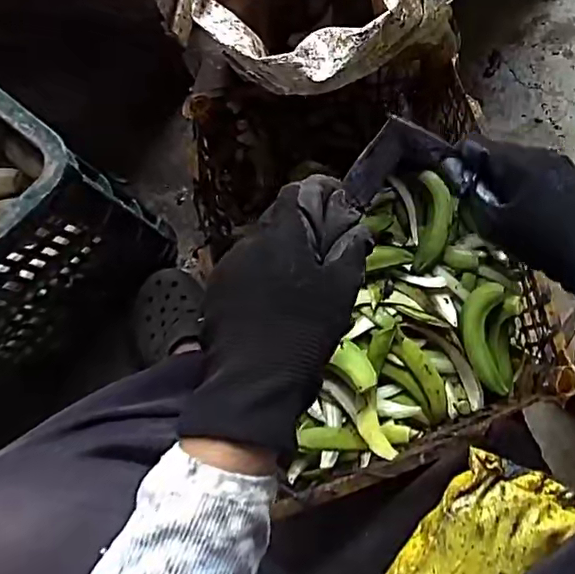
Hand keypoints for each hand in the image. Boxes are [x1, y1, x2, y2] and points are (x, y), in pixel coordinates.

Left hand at [176, 175, 372, 457]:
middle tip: (326, 250)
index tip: (338, 208)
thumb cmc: (305, 330)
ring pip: (261, 244)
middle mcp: (250, 242)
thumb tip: (358, 228)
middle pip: (279, 217)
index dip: (320, 193)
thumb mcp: (341, 287)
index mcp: (282, 234)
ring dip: (282, 251)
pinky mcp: (216, 291)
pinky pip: (245, 268)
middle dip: (303, 226)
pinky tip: (276, 300)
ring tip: (302, 280)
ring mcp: (228, 267)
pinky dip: (263, 273)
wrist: (253, 382)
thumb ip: (351, 249)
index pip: (298, 191)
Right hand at [455, 136, 574, 335]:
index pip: (475, 144)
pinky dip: (532, 186)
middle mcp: (538, 152)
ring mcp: (560, 162)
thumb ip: (472, 195)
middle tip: (480, 199)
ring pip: (524, 163)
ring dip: (511, 180)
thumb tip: (453, 170)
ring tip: (507, 208)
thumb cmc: (539, 240)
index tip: (456, 181)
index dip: (460, 160)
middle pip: (501, 152)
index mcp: (515, 159)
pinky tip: (535, 211)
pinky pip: (543, 173)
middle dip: (487, 172)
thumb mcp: (495, 224)